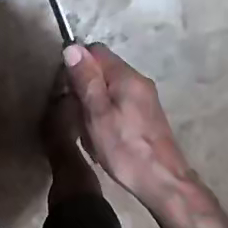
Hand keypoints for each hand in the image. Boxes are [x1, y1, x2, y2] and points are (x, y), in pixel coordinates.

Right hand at [62, 43, 202, 209]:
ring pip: (109, 89)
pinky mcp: (146, 115)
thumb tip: (72, 47)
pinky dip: (105, 115)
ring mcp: (145, 98)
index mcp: (127, 76)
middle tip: (75, 114)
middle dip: (84, 87)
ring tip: (87, 129)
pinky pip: (118, 104)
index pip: (96, 50)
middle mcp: (138, 81)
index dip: (76, 64)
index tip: (66, 88)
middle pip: (103, 70)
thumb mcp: (97, 113)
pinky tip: (102, 136)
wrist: (161, 180)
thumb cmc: (124, 148)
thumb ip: (85, 79)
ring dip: (93, 105)